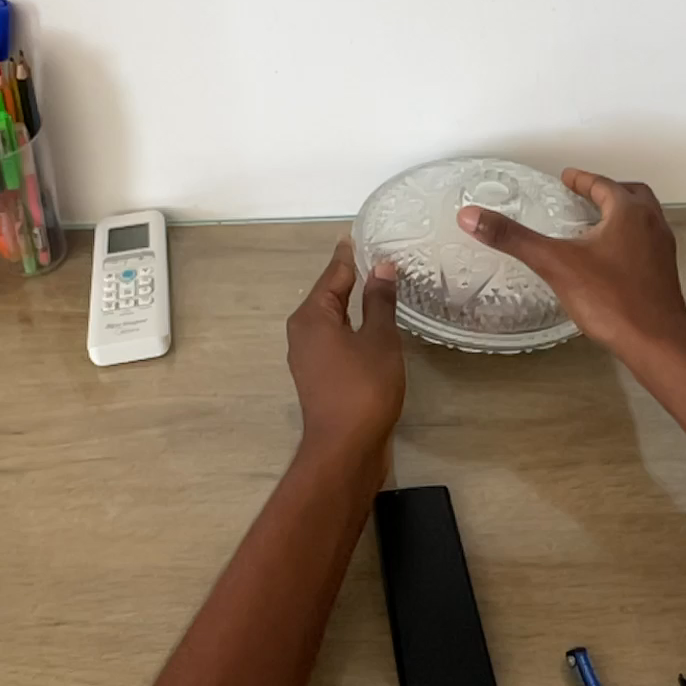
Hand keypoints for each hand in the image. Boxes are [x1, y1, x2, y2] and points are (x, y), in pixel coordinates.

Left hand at [285, 239, 405, 463]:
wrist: (345, 449)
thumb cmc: (363, 388)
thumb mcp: (379, 339)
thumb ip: (380, 301)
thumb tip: (382, 266)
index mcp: (312, 316)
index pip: (334, 274)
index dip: (350, 255)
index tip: (360, 235)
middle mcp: (303, 332)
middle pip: (329, 294)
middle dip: (351, 277)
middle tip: (378, 257)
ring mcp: (309, 356)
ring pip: (332, 318)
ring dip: (353, 303)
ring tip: (380, 286)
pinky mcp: (320, 376)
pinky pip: (336, 338)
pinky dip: (353, 326)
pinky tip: (372, 327)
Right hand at [457, 169, 685, 357]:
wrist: (656, 344)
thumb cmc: (612, 300)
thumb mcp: (554, 263)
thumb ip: (513, 238)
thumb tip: (472, 216)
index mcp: (629, 214)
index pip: (604, 185)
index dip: (583, 180)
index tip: (567, 178)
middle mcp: (652, 226)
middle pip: (633, 196)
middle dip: (608, 191)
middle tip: (584, 195)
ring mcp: (662, 252)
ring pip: (643, 220)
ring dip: (621, 215)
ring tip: (592, 224)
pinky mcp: (663, 276)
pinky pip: (645, 245)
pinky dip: (627, 240)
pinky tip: (606, 260)